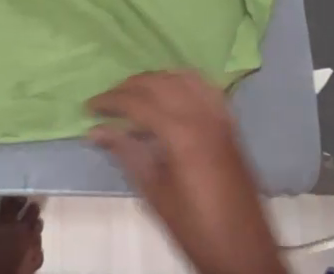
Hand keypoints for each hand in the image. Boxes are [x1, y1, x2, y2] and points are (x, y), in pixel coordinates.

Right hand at [88, 72, 285, 273]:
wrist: (246, 256)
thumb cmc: (195, 229)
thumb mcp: (153, 193)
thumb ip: (126, 152)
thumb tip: (94, 131)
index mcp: (181, 135)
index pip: (136, 102)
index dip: (108, 101)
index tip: (88, 107)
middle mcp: (202, 118)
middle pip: (157, 83)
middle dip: (127, 87)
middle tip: (107, 103)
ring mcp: (220, 120)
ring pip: (181, 78)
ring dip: (155, 81)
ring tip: (135, 96)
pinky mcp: (230, 127)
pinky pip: (205, 89)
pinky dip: (183, 83)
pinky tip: (170, 95)